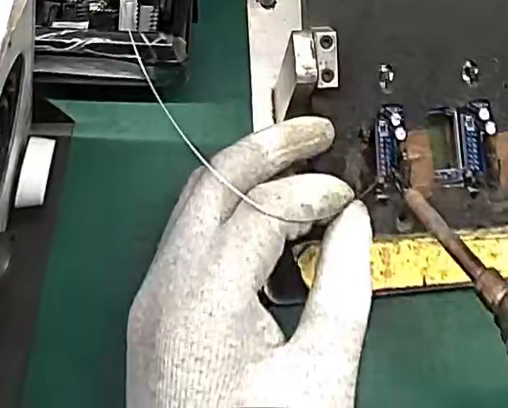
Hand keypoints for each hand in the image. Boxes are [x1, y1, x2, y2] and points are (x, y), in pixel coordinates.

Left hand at [127, 117, 371, 407]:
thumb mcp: (321, 377)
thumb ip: (345, 284)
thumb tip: (353, 219)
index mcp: (200, 301)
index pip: (261, 206)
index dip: (314, 190)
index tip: (350, 197)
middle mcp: (164, 286)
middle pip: (215, 176)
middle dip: (270, 142)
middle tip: (317, 129)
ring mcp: (154, 297)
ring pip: (199, 197)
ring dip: (250, 168)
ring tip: (299, 154)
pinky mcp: (159, 312)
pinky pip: (196, 231)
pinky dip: (237, 205)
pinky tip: (273, 208)